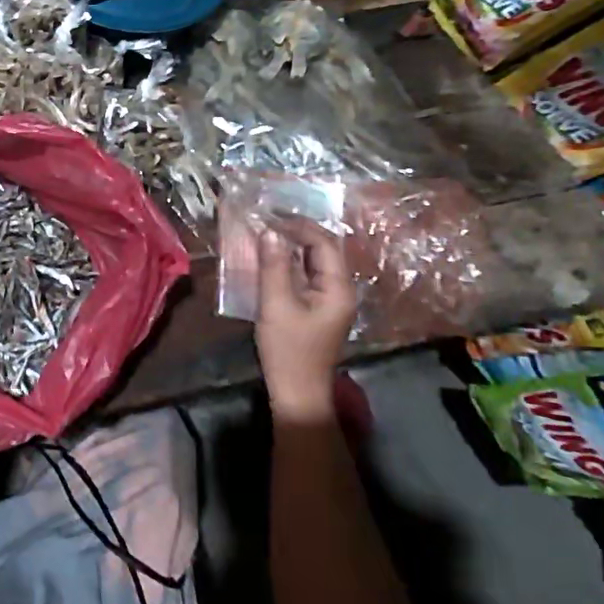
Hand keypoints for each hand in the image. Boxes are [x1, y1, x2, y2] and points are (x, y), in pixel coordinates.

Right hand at [255, 217, 358, 422]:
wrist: (297, 390)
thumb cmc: (289, 348)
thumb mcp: (276, 305)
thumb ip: (273, 267)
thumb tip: (269, 232)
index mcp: (339, 288)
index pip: (324, 243)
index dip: (298, 225)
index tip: (269, 214)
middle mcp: (340, 289)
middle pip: (321, 250)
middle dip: (294, 232)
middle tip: (264, 219)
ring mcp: (329, 300)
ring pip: (312, 262)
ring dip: (289, 246)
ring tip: (262, 233)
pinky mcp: (315, 308)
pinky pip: (304, 276)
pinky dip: (286, 263)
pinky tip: (267, 259)